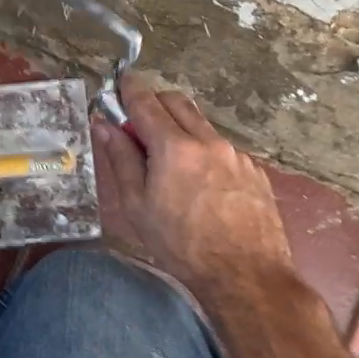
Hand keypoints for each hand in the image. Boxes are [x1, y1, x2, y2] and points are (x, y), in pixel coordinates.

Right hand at [92, 75, 294, 301]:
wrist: (247, 277)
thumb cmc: (180, 244)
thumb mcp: (136, 204)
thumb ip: (120, 158)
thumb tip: (103, 125)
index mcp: (174, 147)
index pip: (146, 102)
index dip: (129, 88)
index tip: (119, 80)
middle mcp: (208, 142)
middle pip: (177, 101)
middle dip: (154, 102)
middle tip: (137, 124)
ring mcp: (236, 156)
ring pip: (201, 124)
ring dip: (178, 127)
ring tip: (166, 160)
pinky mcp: (255, 172)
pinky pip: (220, 147)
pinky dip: (202, 149)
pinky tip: (197, 181)